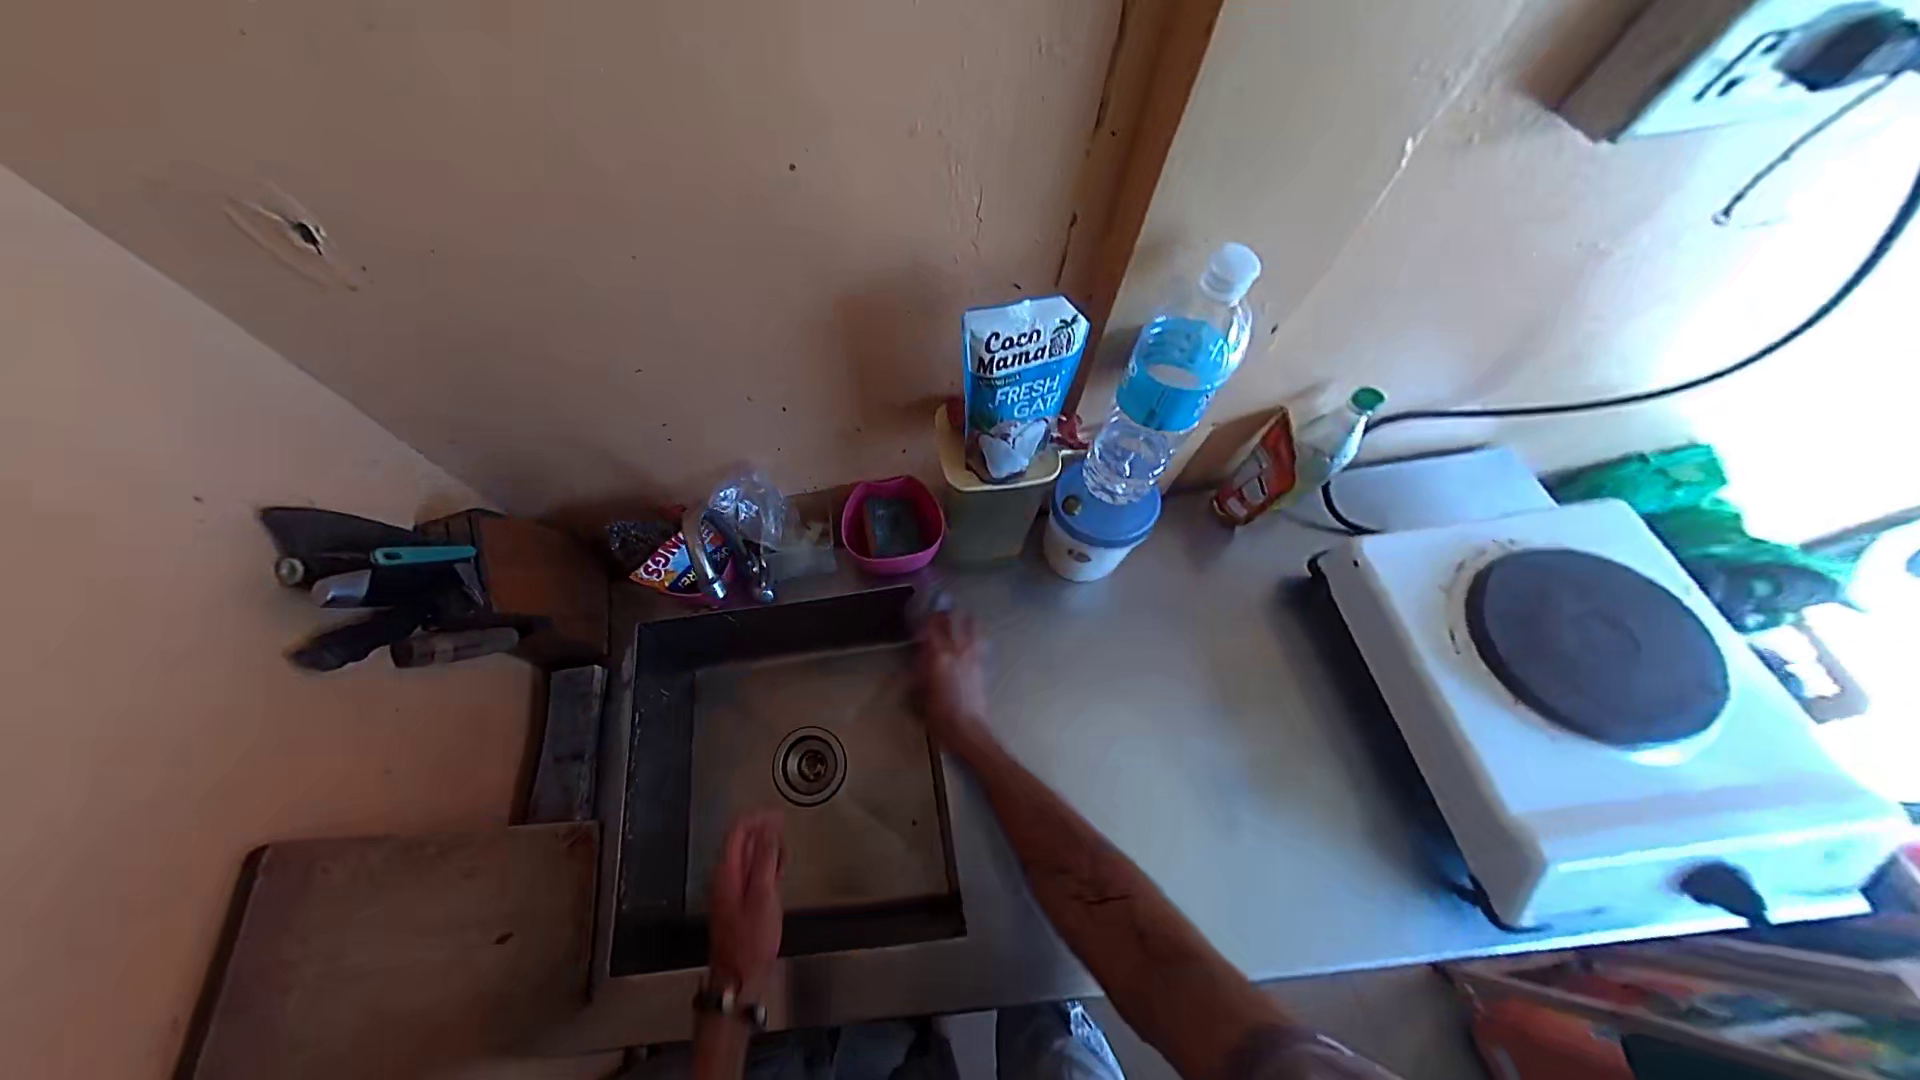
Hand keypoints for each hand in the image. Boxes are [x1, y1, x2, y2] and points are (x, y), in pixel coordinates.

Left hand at [708, 811, 783, 998]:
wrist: (741, 976)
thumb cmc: (751, 939)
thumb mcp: (763, 894)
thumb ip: (765, 859)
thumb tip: (769, 830)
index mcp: (726, 871)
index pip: (737, 831)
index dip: (758, 818)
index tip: (778, 814)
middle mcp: (725, 876)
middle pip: (743, 841)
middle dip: (765, 832)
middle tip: (785, 832)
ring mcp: (731, 888)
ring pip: (749, 856)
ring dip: (768, 849)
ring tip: (784, 854)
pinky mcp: (740, 900)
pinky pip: (753, 871)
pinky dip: (767, 865)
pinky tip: (778, 870)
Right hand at [915, 610, 994, 756]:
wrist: (968, 730)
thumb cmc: (939, 714)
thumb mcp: (921, 691)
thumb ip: (920, 669)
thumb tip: (921, 657)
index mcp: (940, 655)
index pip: (933, 625)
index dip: (927, 617)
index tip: (922, 615)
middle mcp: (959, 650)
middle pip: (956, 618)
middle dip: (947, 613)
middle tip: (941, 615)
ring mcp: (974, 655)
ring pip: (974, 625)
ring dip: (966, 619)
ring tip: (960, 620)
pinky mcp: (984, 664)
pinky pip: (981, 641)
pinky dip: (976, 635)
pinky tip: (971, 641)